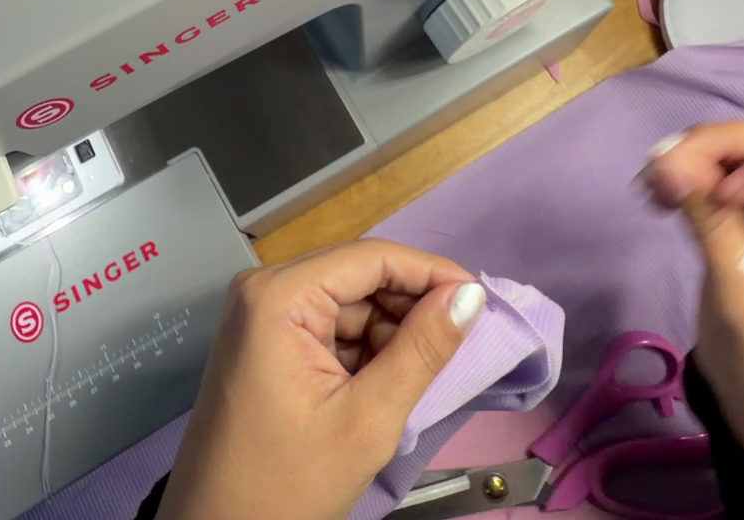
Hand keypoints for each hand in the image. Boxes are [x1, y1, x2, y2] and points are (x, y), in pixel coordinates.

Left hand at [157, 240, 485, 519]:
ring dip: (390, 330)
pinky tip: (389, 378)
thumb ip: (422, 350)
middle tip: (458, 342)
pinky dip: (365, 347)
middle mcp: (266, 286)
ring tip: (422, 372)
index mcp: (280, 294)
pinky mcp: (267, 337)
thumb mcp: (367, 421)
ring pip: (349, 301)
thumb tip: (470, 296)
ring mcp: (263, 311)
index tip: (481, 298)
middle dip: (410, 306)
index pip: (370, 258)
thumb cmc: (286, 486)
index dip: (430, 271)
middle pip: (358, 276)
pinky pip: (330, 324)